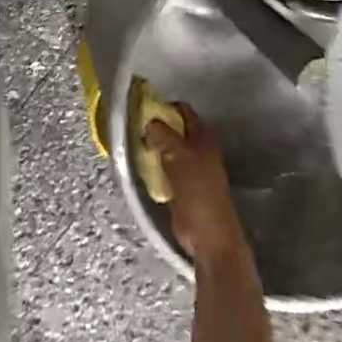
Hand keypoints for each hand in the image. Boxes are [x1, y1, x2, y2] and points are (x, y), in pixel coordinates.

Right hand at [145, 103, 248, 262]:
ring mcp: (190, 167)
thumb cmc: (198, 191)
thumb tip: (148, 121)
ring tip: (133, 146)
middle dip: (155, 127)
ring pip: (166, 148)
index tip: (142, 110)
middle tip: (134, 129)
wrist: (208, 235)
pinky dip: (152, 165)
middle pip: (173, 129)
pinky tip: (140, 166)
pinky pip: (163, 167)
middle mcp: (198, 148)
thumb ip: (163, 135)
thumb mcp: (178, 156)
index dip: (164, 107)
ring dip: (151, 147)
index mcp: (203, 136)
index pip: (182, 110)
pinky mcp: (181, 184)